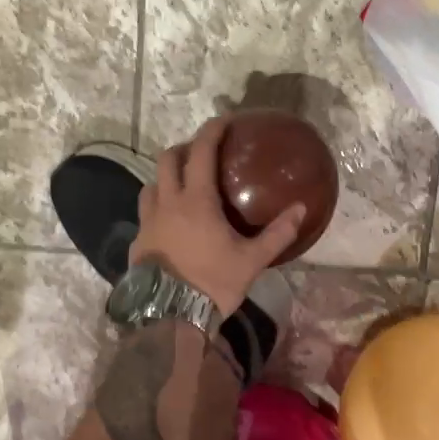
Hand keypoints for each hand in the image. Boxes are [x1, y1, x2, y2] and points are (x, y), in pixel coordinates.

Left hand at [130, 116, 307, 314]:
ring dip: (165, 178)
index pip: (200, 151)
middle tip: (200, 153)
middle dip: (183, 149)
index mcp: (196, 200)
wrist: (168, 319)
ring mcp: (147, 223)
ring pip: (150, 185)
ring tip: (182, 187)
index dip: (211, 130)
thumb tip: (301, 209)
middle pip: (167, 160)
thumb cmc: (212, 283)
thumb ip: (277, 233)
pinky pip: (145, 216)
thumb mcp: (251, 260)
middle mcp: (168, 203)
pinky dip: (157, 210)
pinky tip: (170, 225)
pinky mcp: (136, 244)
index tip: (223, 120)